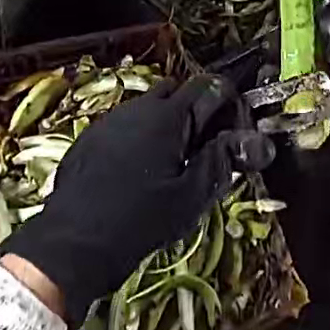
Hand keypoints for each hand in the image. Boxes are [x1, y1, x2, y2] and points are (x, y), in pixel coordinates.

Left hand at [0, 75, 273, 320]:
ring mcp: (111, 120)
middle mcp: (138, 109)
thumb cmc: (139, 221)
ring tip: (174, 162)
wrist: (72, 243)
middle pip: (177, 91)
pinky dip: (140, 136)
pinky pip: (125, 124)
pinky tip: (140, 171)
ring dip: (167, 123)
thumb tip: (257, 141)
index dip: (228, 101)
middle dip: (196, 110)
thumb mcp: (191, 197)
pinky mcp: (91, 137)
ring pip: (149, 107)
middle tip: (205, 146)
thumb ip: (222, 160)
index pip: (209, 86)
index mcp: (167, 117)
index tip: (236, 128)